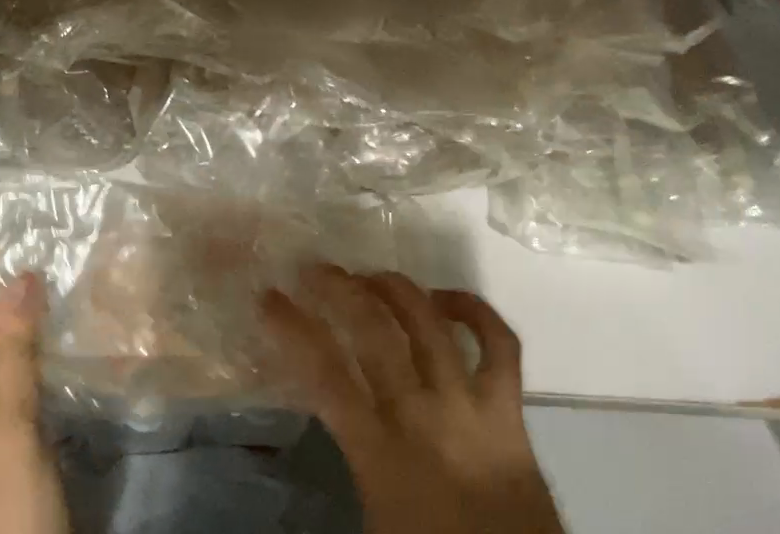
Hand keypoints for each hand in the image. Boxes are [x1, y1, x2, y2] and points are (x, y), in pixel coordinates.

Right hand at [262, 266, 564, 533]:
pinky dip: (475, 311)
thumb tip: (330, 405)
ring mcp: (468, 403)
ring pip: (428, 324)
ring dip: (395, 289)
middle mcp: (419, 414)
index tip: (269, 299)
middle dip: (340, 290)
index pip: (323, 372)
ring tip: (371, 276)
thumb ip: (351, 449)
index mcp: (377, 451)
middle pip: (373, 332)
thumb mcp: (371, 509)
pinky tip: (448, 299)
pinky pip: (499, 344)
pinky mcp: (509, 408)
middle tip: (317, 271)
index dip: (292, 327)